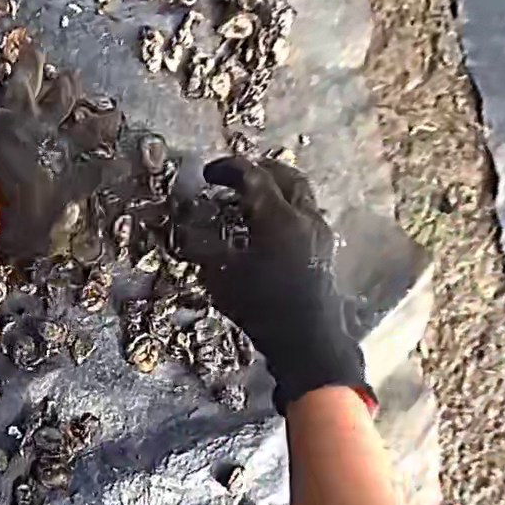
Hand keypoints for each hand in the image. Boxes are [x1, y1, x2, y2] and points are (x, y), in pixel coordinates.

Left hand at [0, 46, 118, 259]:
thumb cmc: (8, 222)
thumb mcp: (34, 239)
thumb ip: (46, 237)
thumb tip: (47, 247)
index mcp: (69, 183)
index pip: (100, 174)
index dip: (114, 168)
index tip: (126, 163)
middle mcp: (60, 149)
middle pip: (88, 132)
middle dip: (102, 125)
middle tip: (114, 116)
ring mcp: (37, 126)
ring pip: (60, 100)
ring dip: (67, 91)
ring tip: (71, 78)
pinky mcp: (14, 111)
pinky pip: (22, 82)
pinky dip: (28, 64)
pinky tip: (31, 47)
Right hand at [175, 156, 369, 412]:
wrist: (304, 335)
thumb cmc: (257, 303)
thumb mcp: (218, 273)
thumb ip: (200, 243)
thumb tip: (182, 224)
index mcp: (277, 219)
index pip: (254, 178)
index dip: (229, 169)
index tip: (207, 172)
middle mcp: (303, 217)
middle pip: (286, 177)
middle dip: (257, 170)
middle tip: (230, 176)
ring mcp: (318, 231)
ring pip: (299, 193)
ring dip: (272, 187)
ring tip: (246, 197)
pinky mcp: (322, 246)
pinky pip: (303, 211)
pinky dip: (281, 205)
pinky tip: (262, 223)